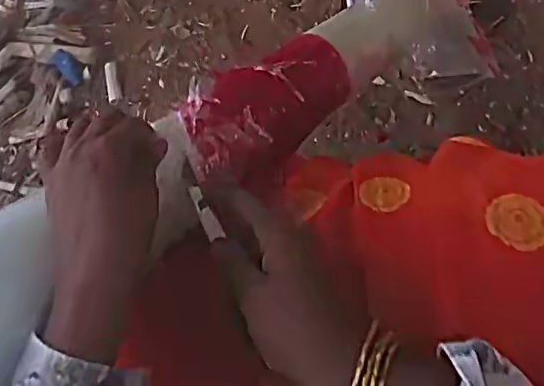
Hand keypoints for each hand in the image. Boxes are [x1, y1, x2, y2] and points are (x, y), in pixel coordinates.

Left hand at [38, 108, 168, 362]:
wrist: (92, 274)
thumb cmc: (128, 236)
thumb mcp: (147, 196)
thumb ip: (148, 164)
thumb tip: (154, 145)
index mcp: (111, 147)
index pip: (133, 125)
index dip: (147, 132)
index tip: (155, 146)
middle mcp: (83, 146)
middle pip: (104, 119)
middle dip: (123, 125)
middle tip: (138, 143)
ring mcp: (63, 161)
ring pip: (78, 127)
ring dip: (96, 128)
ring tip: (109, 143)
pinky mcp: (50, 180)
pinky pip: (51, 149)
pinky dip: (62, 142)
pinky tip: (73, 149)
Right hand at [208, 186, 364, 385]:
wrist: (342, 363)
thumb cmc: (291, 327)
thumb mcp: (253, 298)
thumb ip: (232, 263)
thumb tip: (218, 238)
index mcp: (279, 231)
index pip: (245, 200)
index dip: (222, 190)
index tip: (201, 180)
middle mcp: (295, 232)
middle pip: (259, 213)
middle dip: (234, 208)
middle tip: (208, 204)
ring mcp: (307, 251)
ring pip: (269, 231)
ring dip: (247, 229)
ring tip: (222, 230)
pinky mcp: (311, 271)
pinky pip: (278, 247)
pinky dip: (259, 246)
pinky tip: (247, 258)